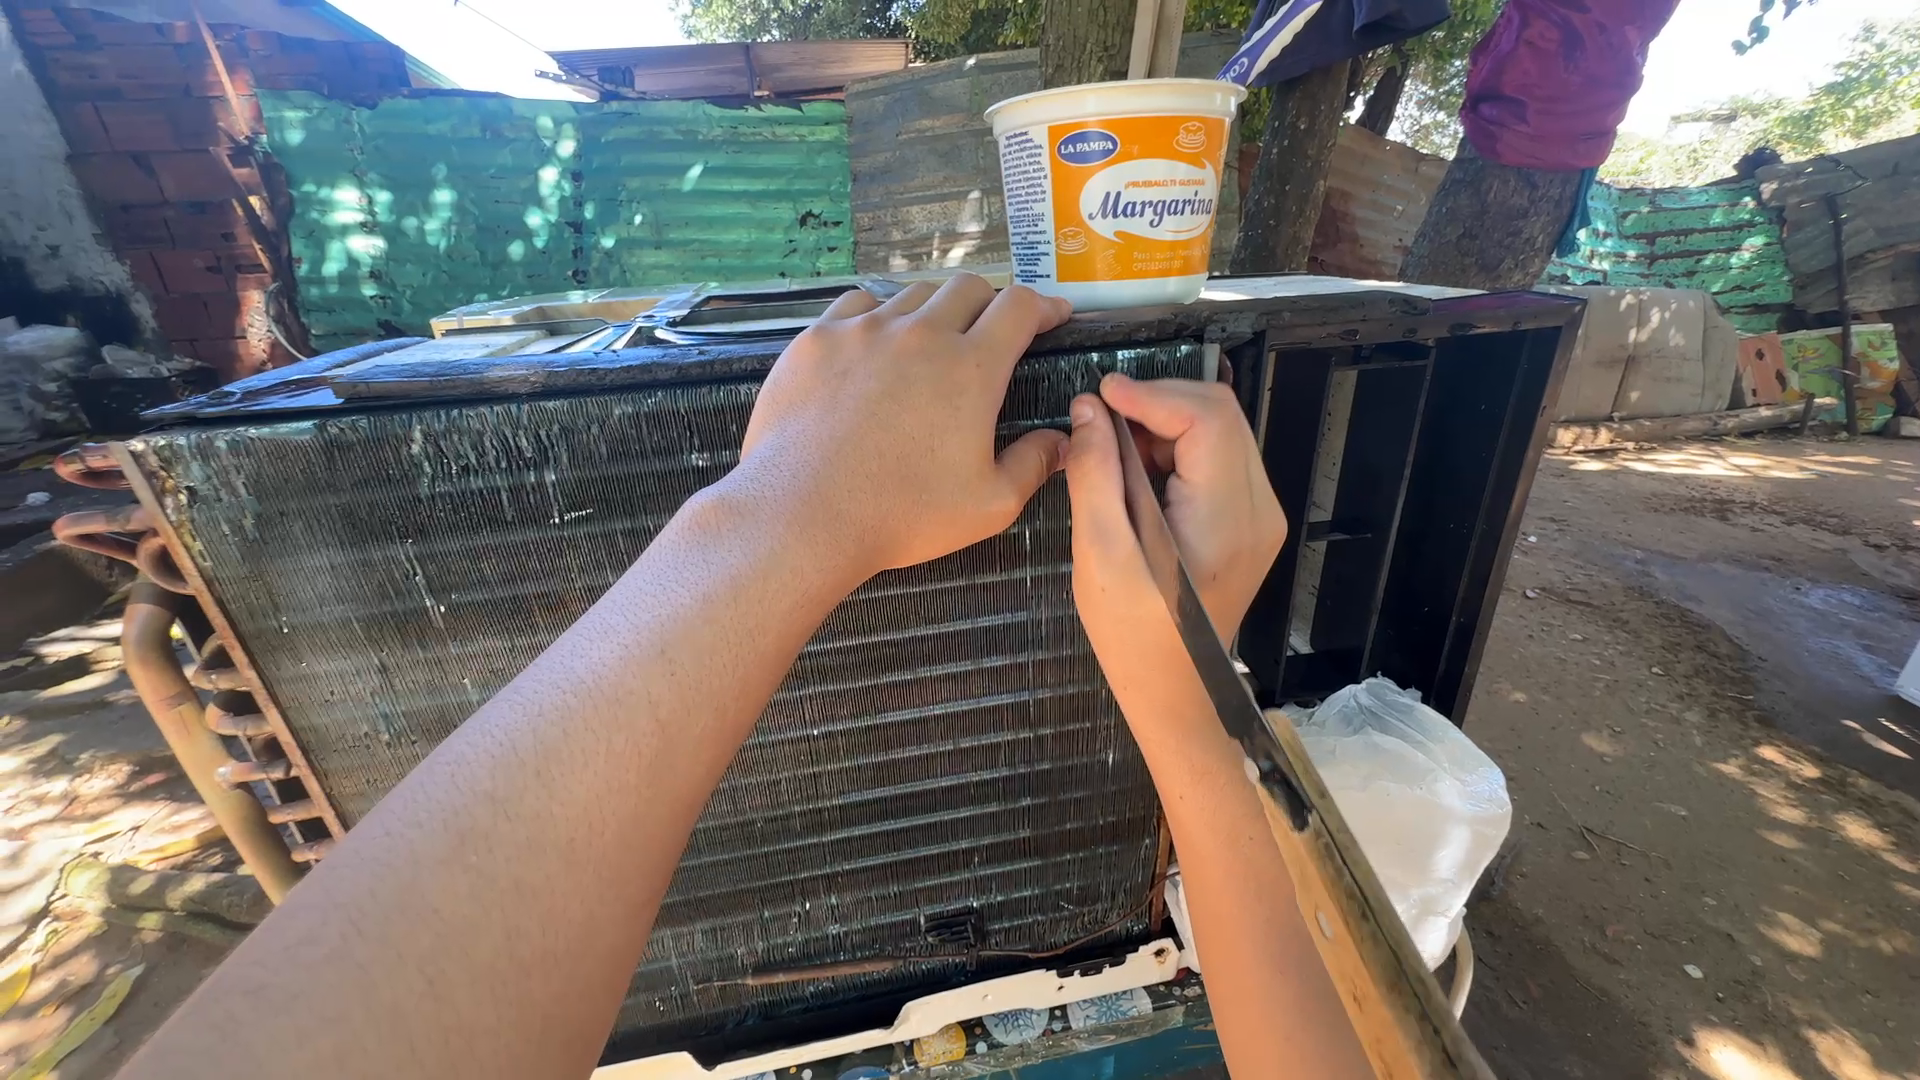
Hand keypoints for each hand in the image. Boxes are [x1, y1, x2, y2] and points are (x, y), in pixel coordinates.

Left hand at [735, 274, 1071, 578]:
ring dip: (933, 311)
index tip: (1053, 315)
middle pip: (967, 288)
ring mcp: (863, 330)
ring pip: (912, 294)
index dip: (1043, 305)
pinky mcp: (817, 339)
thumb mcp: (990, 505)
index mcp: (971, 368)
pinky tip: (873, 345)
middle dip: (989, 304)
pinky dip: (878, 317)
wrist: (804, 514)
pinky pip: (857, 306)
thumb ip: (1034, 464)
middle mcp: (921, 333)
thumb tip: (1062, 439)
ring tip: (929, 343)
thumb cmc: (904, 515)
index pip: (1018, 307)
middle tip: (989, 334)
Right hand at [1066, 373, 1286, 642]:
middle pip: (1221, 416)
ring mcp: (1260, 515)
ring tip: (1114, 449)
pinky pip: (1217, 460)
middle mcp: (1258, 508)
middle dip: (1159, 403)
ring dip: (1165, 426)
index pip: (1207, 419)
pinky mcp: (1248, 522)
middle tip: (1103, 417)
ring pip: (1220, 433)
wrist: (1175, 688)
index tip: (1101, 392)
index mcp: (1226, 518)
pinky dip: (1176, 451)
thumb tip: (1088, 410)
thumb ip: (1095, 475)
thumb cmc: (1131, 631)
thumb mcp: (1100, 553)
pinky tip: (1139, 472)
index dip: (1153, 393)